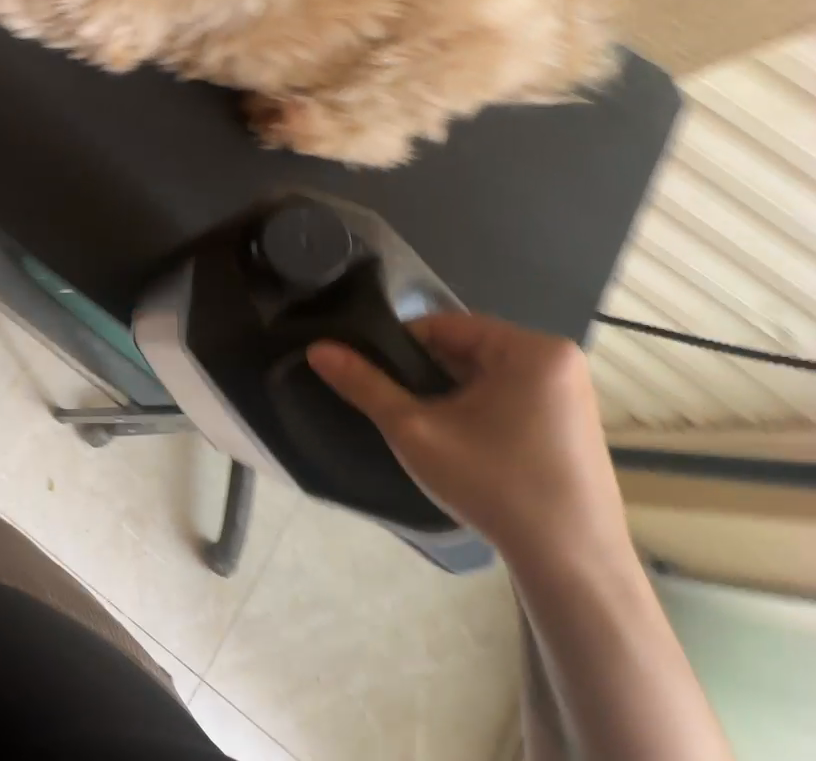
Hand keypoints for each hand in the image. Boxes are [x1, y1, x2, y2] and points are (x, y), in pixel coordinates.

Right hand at [306, 314, 628, 566]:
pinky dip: (473, 409)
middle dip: (421, 374)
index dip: (394, 348)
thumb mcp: (413, 429)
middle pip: (462, 348)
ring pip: (481, 374)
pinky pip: (505, 395)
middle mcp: (558, 359)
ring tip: (421, 428)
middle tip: (394, 408)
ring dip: (445, 394)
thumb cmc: (493, 483)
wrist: (570, 560)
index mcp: (530, 349)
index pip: (440, 325)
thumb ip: (364, 384)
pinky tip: (458, 443)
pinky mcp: (570, 420)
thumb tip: (316, 348)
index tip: (369, 378)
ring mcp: (570, 391)